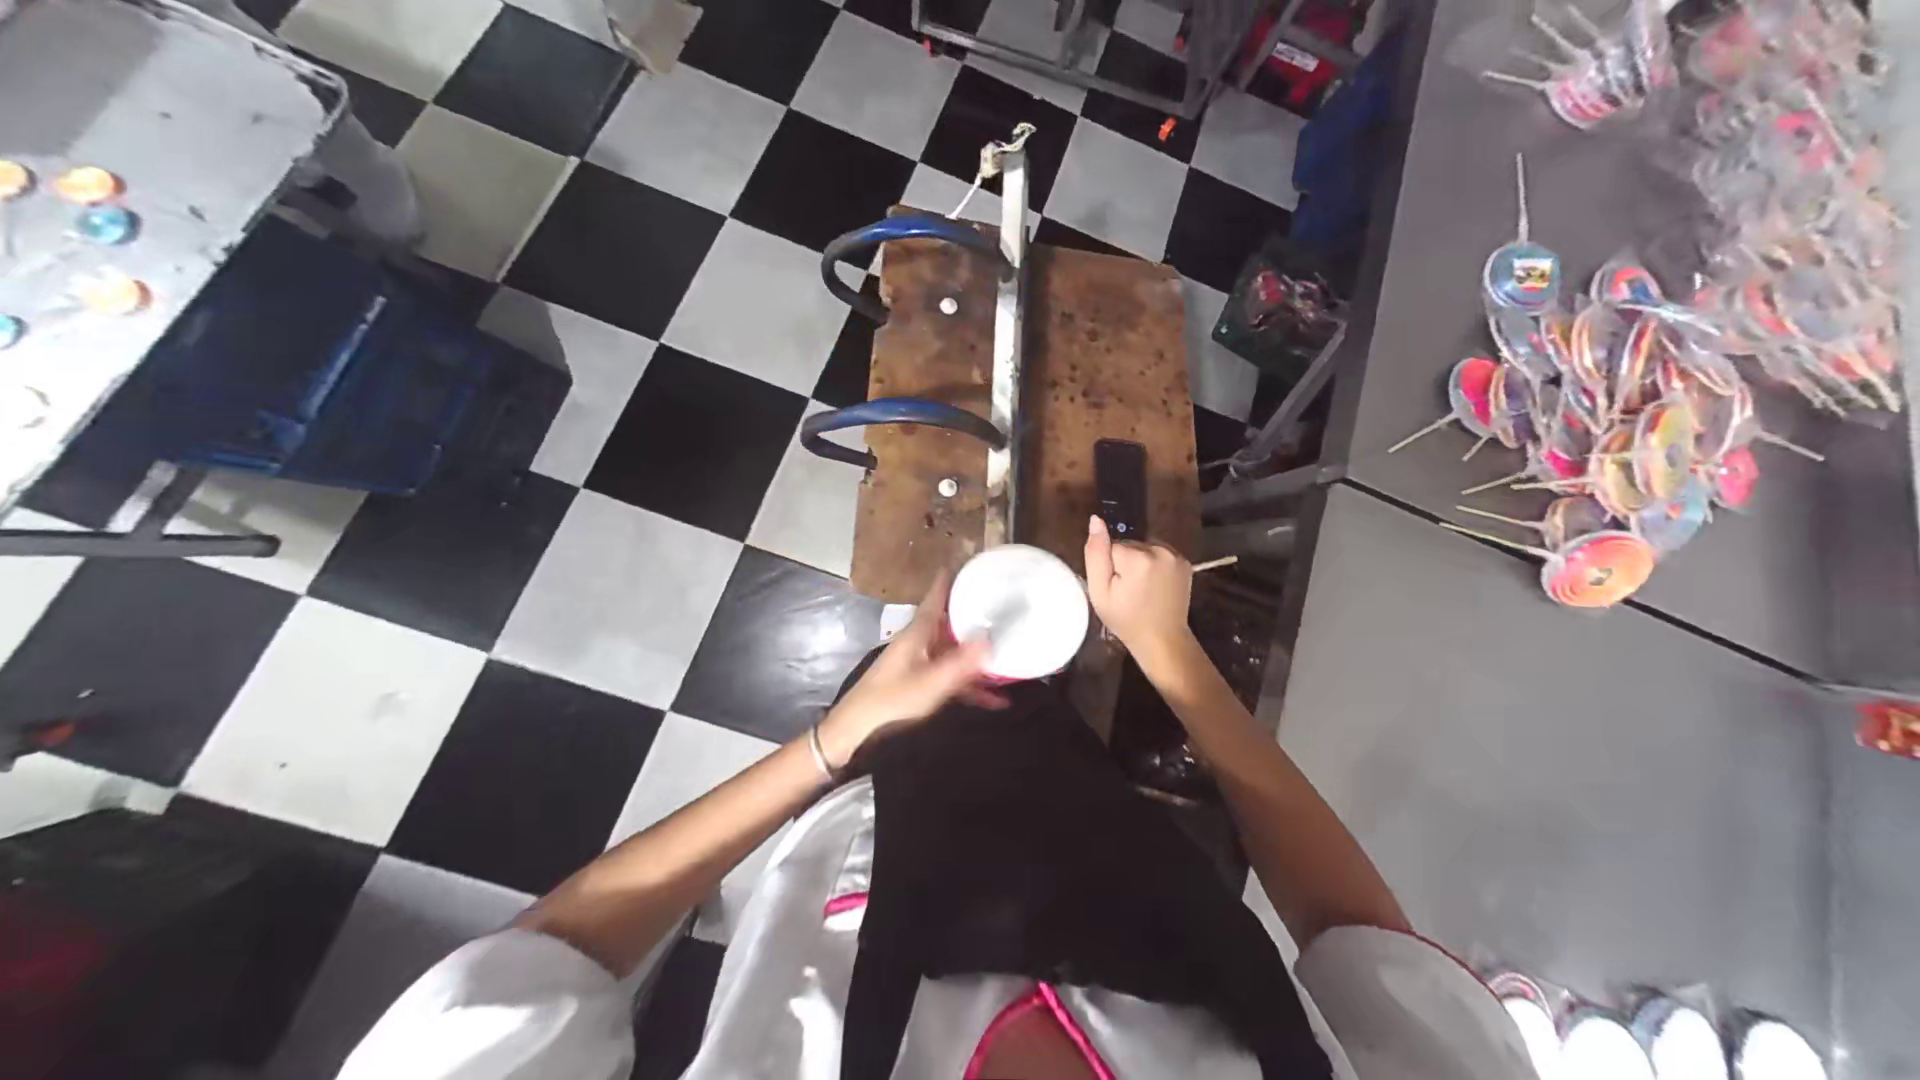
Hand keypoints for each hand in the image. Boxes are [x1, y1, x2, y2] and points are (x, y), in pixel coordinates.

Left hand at [818, 571, 1006, 766]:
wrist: (857, 729)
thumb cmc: (892, 700)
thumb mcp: (931, 683)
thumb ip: (961, 664)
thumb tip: (990, 639)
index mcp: (918, 633)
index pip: (937, 597)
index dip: (952, 579)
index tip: (971, 562)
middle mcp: (921, 642)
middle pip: (952, 623)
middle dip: (977, 617)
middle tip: (1005, 607)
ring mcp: (921, 663)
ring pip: (956, 653)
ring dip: (980, 659)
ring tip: (1011, 659)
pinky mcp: (921, 684)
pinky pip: (952, 678)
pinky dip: (972, 686)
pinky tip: (996, 700)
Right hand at [1083, 515, 1194, 664]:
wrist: (1162, 638)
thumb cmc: (1126, 619)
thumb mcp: (1100, 592)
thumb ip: (1095, 554)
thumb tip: (1095, 520)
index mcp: (1137, 558)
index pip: (1111, 547)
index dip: (1109, 568)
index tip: (1116, 588)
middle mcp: (1159, 549)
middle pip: (1128, 545)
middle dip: (1124, 563)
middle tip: (1127, 591)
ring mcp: (1175, 554)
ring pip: (1143, 548)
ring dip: (1139, 562)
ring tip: (1141, 588)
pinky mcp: (1184, 561)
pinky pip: (1158, 553)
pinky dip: (1154, 564)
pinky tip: (1154, 584)